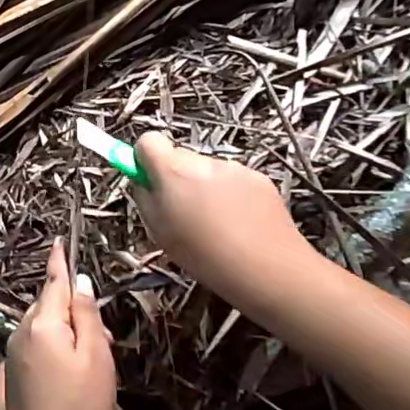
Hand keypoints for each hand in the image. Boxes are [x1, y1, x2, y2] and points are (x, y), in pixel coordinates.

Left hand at [4, 239, 115, 409]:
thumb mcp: (96, 358)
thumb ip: (87, 316)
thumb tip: (79, 283)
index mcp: (41, 324)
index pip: (53, 282)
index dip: (60, 262)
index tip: (60, 241)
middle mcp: (21, 334)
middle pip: (48, 305)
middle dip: (72, 307)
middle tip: (105, 332)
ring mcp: (14, 356)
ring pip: (44, 327)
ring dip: (67, 330)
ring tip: (97, 357)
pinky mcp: (16, 376)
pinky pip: (38, 347)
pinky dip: (57, 348)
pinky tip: (77, 373)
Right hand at [131, 131, 310, 303]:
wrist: (268, 268)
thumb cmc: (205, 256)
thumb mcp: (159, 232)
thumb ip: (145, 199)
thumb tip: (142, 183)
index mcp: (173, 172)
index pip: (148, 141)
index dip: (144, 159)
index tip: (147, 179)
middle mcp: (203, 162)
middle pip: (179, 157)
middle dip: (176, 177)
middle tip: (181, 211)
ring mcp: (234, 168)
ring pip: (207, 170)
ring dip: (204, 187)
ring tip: (213, 224)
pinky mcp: (258, 177)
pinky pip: (233, 180)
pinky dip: (230, 195)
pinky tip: (237, 224)